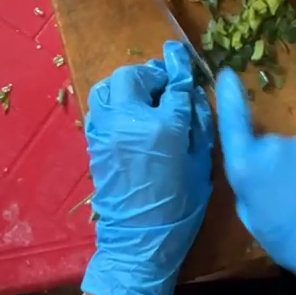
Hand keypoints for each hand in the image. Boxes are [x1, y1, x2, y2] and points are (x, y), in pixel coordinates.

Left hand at [80, 42, 213, 294]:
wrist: (139, 240)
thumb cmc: (180, 207)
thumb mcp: (201, 164)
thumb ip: (199, 124)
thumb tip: (193, 95)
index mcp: (164, 128)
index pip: (175, 85)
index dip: (181, 68)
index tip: (182, 54)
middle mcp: (130, 121)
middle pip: (135, 76)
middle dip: (151, 73)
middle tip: (165, 82)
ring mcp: (106, 130)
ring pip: (110, 86)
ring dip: (129, 83)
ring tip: (144, 93)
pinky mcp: (94, 141)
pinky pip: (100, 105)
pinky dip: (114, 99)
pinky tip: (129, 111)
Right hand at [214, 69, 295, 294]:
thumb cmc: (290, 241)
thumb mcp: (255, 219)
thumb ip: (251, 186)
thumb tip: (257, 167)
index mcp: (248, 168)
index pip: (234, 125)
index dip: (229, 101)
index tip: (228, 75)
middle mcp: (277, 147)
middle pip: (278, 147)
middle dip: (285, 166)